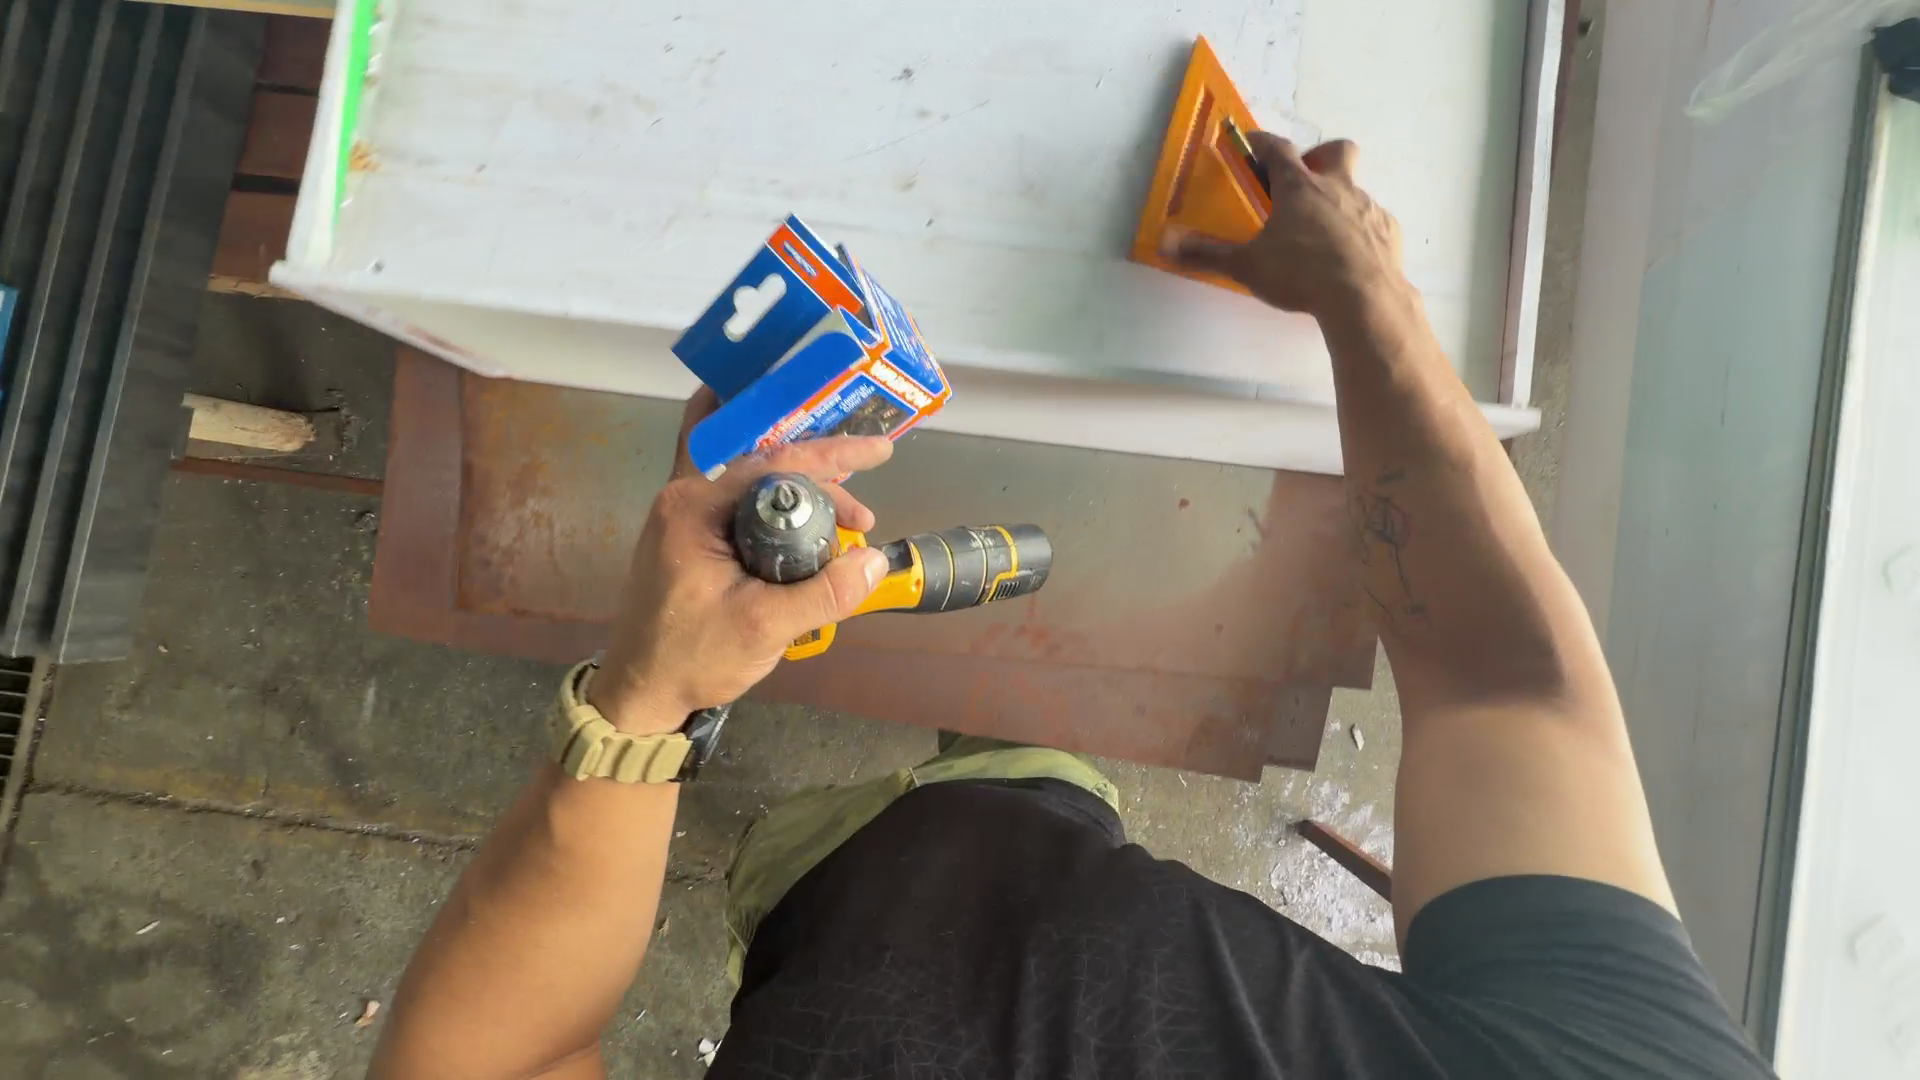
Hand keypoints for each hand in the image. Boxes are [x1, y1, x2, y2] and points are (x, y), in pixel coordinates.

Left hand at [587, 390, 892, 731]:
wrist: (639, 693)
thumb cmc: (693, 657)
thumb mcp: (765, 626)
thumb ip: (825, 593)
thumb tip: (876, 561)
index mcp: (695, 506)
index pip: (775, 462)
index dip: (834, 454)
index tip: (881, 451)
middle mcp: (688, 498)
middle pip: (769, 470)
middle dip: (823, 487)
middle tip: (862, 522)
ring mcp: (688, 518)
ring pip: (761, 491)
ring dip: (806, 506)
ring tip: (843, 537)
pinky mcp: (695, 540)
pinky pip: (749, 513)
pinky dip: (785, 521)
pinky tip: (809, 543)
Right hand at [1162, 136, 1405, 319]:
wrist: (1362, 295)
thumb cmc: (1300, 273)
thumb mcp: (1246, 266)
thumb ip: (1207, 254)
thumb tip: (1166, 244)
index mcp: (1299, 189)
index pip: (1278, 151)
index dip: (1262, 143)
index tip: (1250, 141)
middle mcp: (1337, 188)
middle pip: (1337, 152)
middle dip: (1320, 158)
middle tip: (1304, 181)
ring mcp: (1368, 208)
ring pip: (1355, 191)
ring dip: (1337, 203)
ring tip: (1319, 236)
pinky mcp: (1388, 233)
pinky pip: (1371, 224)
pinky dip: (1357, 234)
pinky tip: (1345, 260)